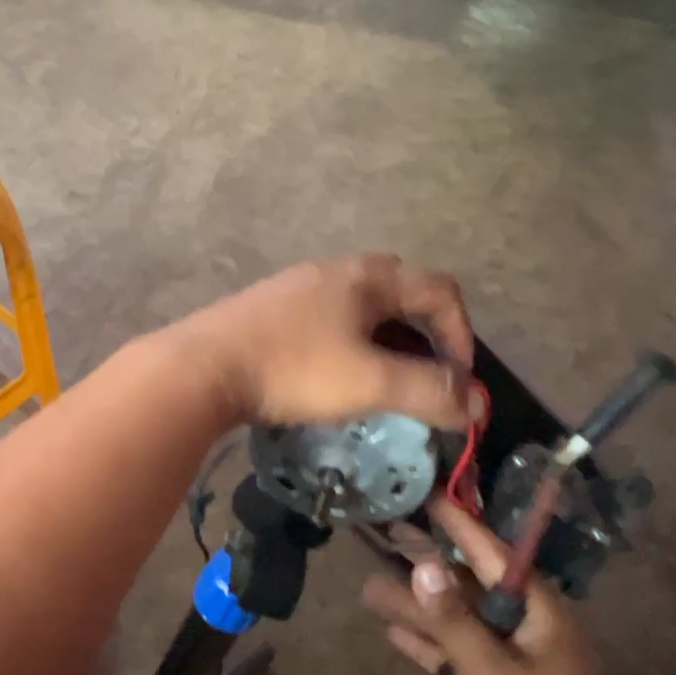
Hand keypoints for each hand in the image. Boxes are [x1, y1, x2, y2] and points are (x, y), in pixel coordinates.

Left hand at [167, 254, 478, 428]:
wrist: (200, 369)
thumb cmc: (293, 371)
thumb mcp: (370, 384)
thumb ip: (429, 392)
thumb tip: (475, 404)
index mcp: (367, 277)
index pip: (439, 292)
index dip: (461, 335)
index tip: (457, 381)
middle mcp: (333, 270)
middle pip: (398, 292)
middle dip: (421, 335)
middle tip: (422, 377)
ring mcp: (293, 287)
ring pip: (357, 307)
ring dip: (381, 341)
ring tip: (379, 382)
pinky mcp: (264, 310)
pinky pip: (322, 319)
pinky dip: (344, 343)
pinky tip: (328, 376)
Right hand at [362, 498, 633, 674]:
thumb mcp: (488, 669)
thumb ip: (451, 617)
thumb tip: (422, 564)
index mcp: (540, 614)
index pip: (494, 555)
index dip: (461, 525)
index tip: (428, 495)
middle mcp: (524, 628)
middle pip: (467, 586)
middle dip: (426, 567)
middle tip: (383, 537)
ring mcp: (506, 660)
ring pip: (455, 621)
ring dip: (417, 607)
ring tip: (369, 588)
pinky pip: (454, 654)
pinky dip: (426, 642)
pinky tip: (392, 629)